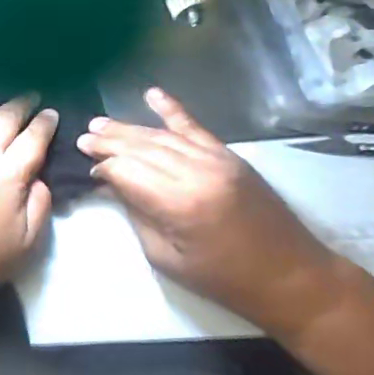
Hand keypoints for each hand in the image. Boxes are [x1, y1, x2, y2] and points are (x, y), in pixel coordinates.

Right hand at [76, 88, 361, 336]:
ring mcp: (216, 159)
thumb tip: (115, 186)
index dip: (105, 166)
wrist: (288, 275)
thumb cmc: (224, 280)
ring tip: (102, 123)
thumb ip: (140, 217)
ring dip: (131, 128)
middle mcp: (196, 172)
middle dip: (111, 141)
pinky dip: (172, 110)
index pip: (128, 172)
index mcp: (179, 204)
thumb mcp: (169, 259)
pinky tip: (152, 94)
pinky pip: (196, 127)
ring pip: (164, 136)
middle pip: (144, 148)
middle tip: (84, 136)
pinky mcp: (230, 156)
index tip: (87, 166)